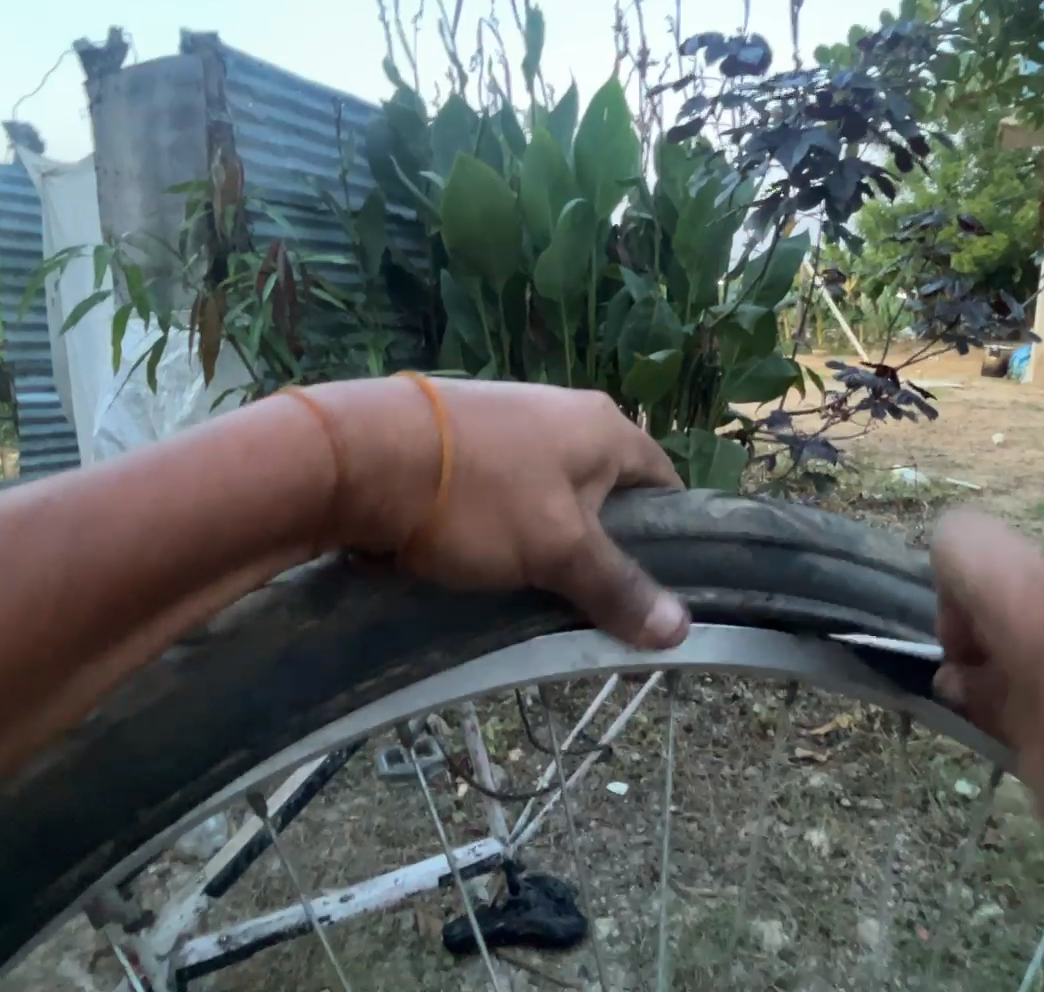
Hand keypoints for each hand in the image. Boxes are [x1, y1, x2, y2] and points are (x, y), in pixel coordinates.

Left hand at [308, 377, 689, 648]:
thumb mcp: (559, 548)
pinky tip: (493, 559)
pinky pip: (512, 491)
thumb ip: (619, 586)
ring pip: (556, 495)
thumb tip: (682, 629)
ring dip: (553, 540)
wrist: (362, 456)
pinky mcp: (471, 439)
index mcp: (606, 428)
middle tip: (595, 600)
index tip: (655, 589)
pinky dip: (512, 526)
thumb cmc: (481, 497)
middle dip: (604, 547)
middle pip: (608, 493)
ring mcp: (515, 421)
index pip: (664, 484)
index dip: (671, 538)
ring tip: (542, 588)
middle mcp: (567, 413)